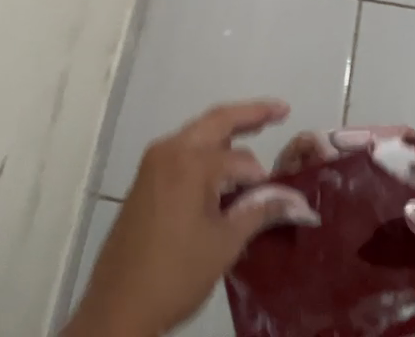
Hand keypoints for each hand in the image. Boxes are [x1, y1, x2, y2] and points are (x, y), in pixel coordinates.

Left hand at [63, 100, 318, 336]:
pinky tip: (223, 164)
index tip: (281, 199)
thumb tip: (297, 202)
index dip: (264, 179)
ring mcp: (153, 162)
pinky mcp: (146, 178)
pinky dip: (207, 150)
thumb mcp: (225, 244)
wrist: (118, 305)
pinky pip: (183, 151)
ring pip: (198, 133)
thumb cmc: (176, 273)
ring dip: (227, 131)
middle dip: (250, 113)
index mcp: (190, 162)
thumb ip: (260, 212)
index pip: (242, 160)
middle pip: (216, 121)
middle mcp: (169, 150)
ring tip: (257, 129)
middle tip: (281, 110)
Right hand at [316, 127, 414, 336]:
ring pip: (406, 216)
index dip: (378, 140)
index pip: (413, 145)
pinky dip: (396, 254)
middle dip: (369, 179)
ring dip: (378, 219)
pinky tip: (367, 262)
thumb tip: (405, 214)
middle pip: (403, 179)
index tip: (340, 142)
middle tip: (326, 186)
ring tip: (336, 224)